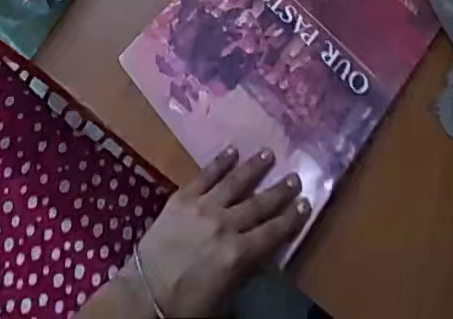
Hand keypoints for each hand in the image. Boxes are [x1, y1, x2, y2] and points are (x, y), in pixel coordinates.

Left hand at [134, 147, 309, 316]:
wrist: (147, 289)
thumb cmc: (189, 302)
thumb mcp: (226, 295)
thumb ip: (245, 270)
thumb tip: (261, 255)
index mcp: (238, 254)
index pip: (272, 233)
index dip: (291, 219)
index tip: (306, 203)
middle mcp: (224, 225)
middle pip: (258, 205)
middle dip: (279, 191)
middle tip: (294, 176)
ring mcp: (202, 206)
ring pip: (234, 183)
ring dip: (253, 168)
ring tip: (268, 153)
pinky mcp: (183, 196)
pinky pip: (205, 175)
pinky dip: (219, 162)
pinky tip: (231, 150)